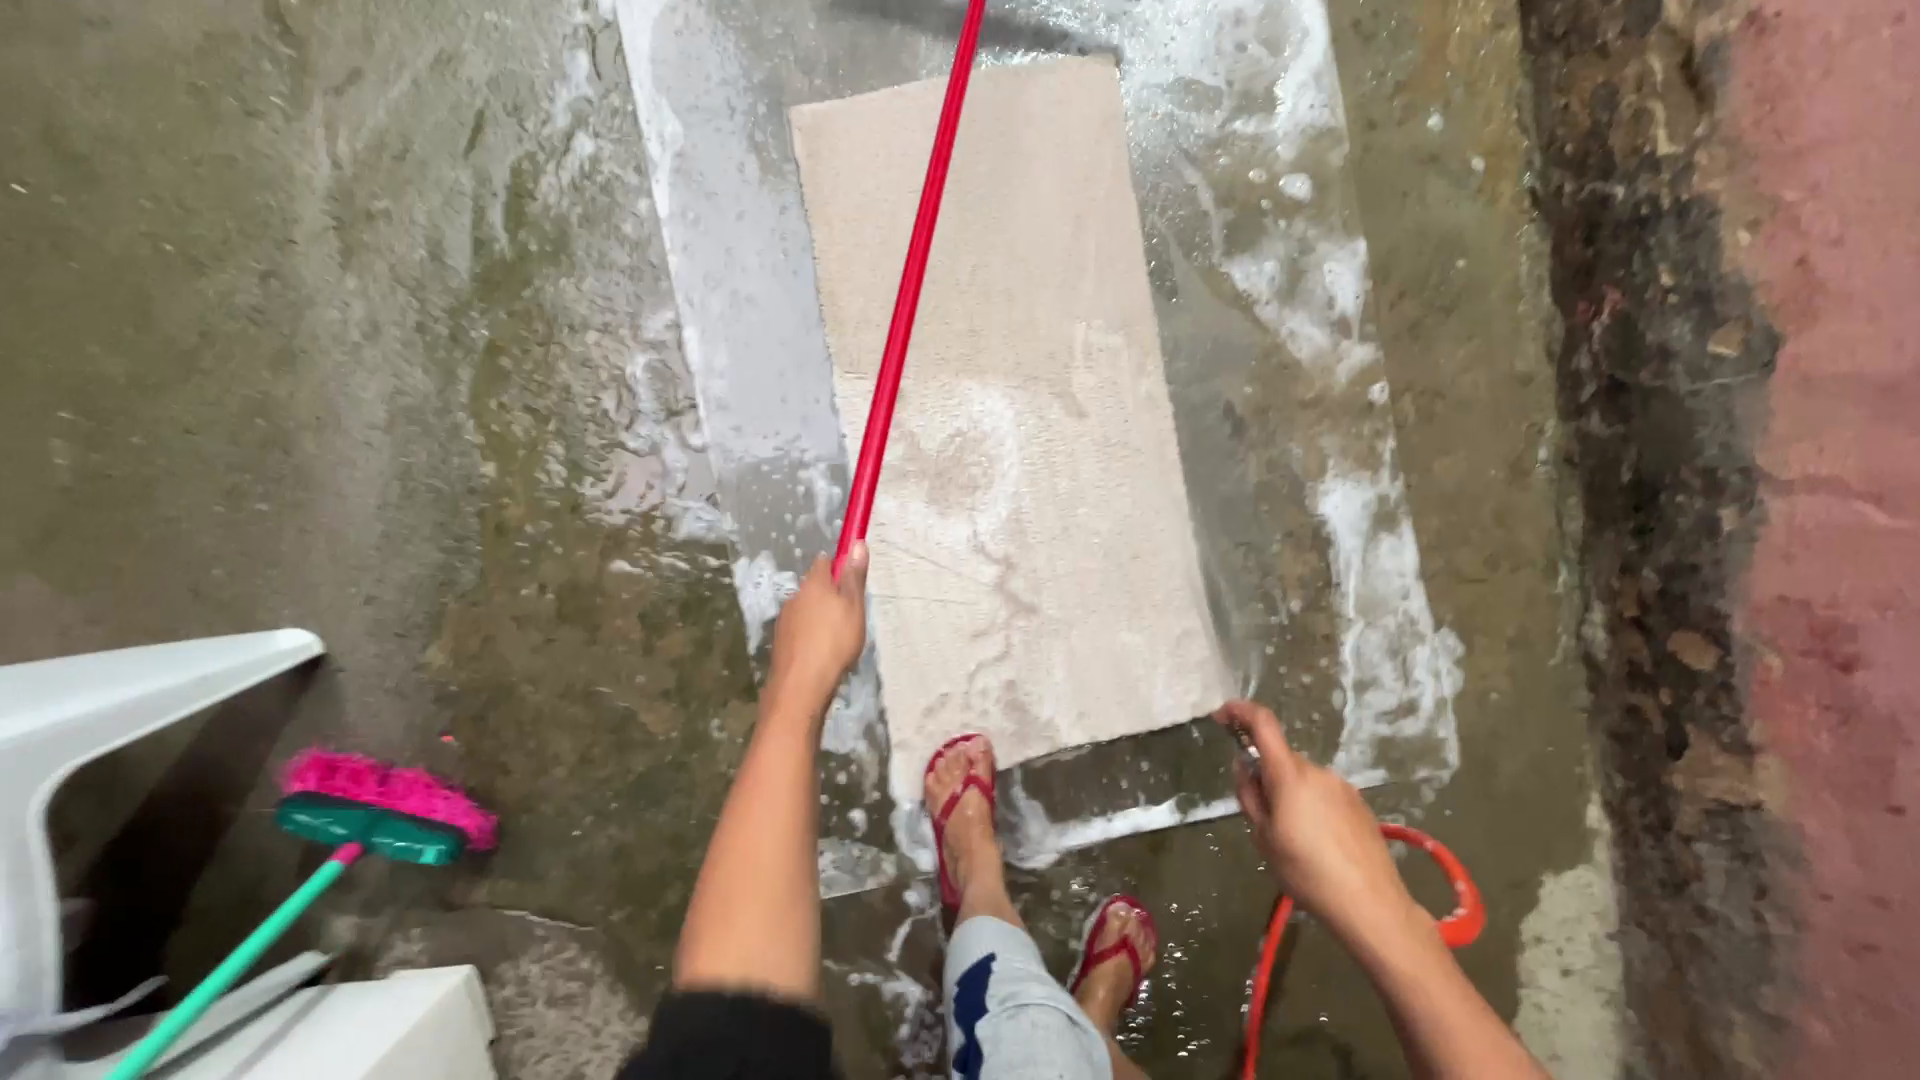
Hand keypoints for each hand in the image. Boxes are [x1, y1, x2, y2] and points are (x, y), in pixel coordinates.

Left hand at [764, 543, 869, 715]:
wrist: (802, 684)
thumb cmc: (835, 641)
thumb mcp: (854, 606)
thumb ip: (854, 576)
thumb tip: (856, 542)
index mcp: (814, 583)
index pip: (824, 561)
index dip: (839, 566)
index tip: (852, 580)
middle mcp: (795, 596)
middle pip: (814, 586)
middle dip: (829, 594)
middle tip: (850, 614)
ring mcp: (784, 619)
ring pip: (806, 609)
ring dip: (818, 616)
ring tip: (837, 637)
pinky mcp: (781, 641)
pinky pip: (799, 629)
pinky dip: (809, 634)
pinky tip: (821, 651)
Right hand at [1215, 700, 1425, 945]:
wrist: (1371, 904)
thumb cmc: (1306, 872)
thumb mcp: (1263, 837)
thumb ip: (1250, 795)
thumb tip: (1244, 765)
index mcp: (1290, 775)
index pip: (1263, 724)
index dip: (1239, 711)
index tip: (1222, 717)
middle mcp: (1318, 771)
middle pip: (1282, 760)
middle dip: (1266, 777)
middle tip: (1261, 818)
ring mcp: (1342, 787)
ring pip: (1303, 779)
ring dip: (1290, 795)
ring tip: (1293, 840)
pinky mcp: (1359, 804)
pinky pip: (1324, 794)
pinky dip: (1312, 806)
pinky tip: (1318, 844)